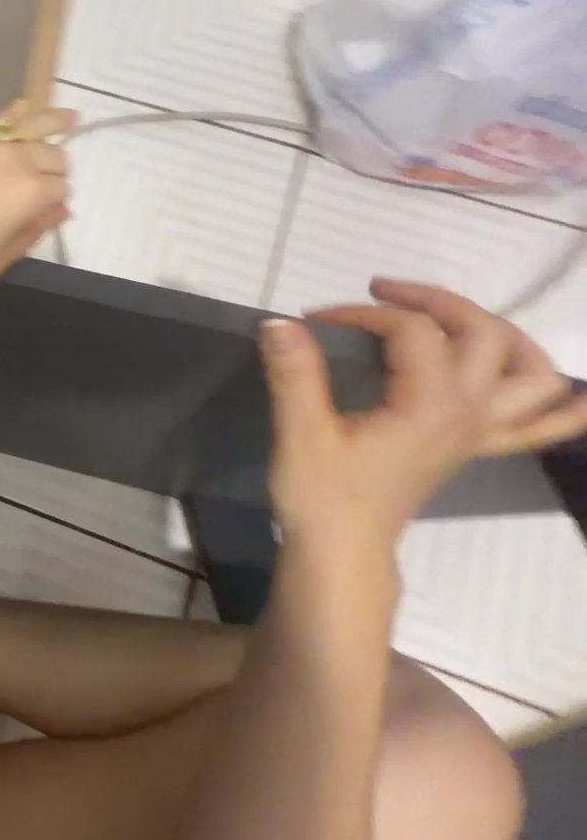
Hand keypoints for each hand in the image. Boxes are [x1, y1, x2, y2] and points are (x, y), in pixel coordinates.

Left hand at [0, 102, 75, 295]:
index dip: (52, 205)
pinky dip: (15, 115)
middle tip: (39, 188)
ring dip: (52, 123)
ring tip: (70, 118)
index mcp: (29, 195)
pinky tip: (22, 111)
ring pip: (31, 125)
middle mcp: (13, 159)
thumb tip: (56, 211)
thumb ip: (26, 236)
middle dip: (52, 171)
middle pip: (51, 156)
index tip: (37, 218)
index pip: (60, 191)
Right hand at [260, 279, 586, 547]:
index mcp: (430, 404)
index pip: (412, 332)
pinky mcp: (473, 447)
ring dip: (503, 336)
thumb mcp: (299, 431)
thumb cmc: (320, 491)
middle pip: (484, 335)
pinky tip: (559, 389)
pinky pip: (544, 425)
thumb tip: (280, 323)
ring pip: (534, 372)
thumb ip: (294, 374)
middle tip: (378, 294)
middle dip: (434, 303)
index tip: (310, 320)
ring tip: (453, 322)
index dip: (361, 313)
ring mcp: (480, 431)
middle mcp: (471, 412)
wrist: (342, 545)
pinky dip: (562, 402)